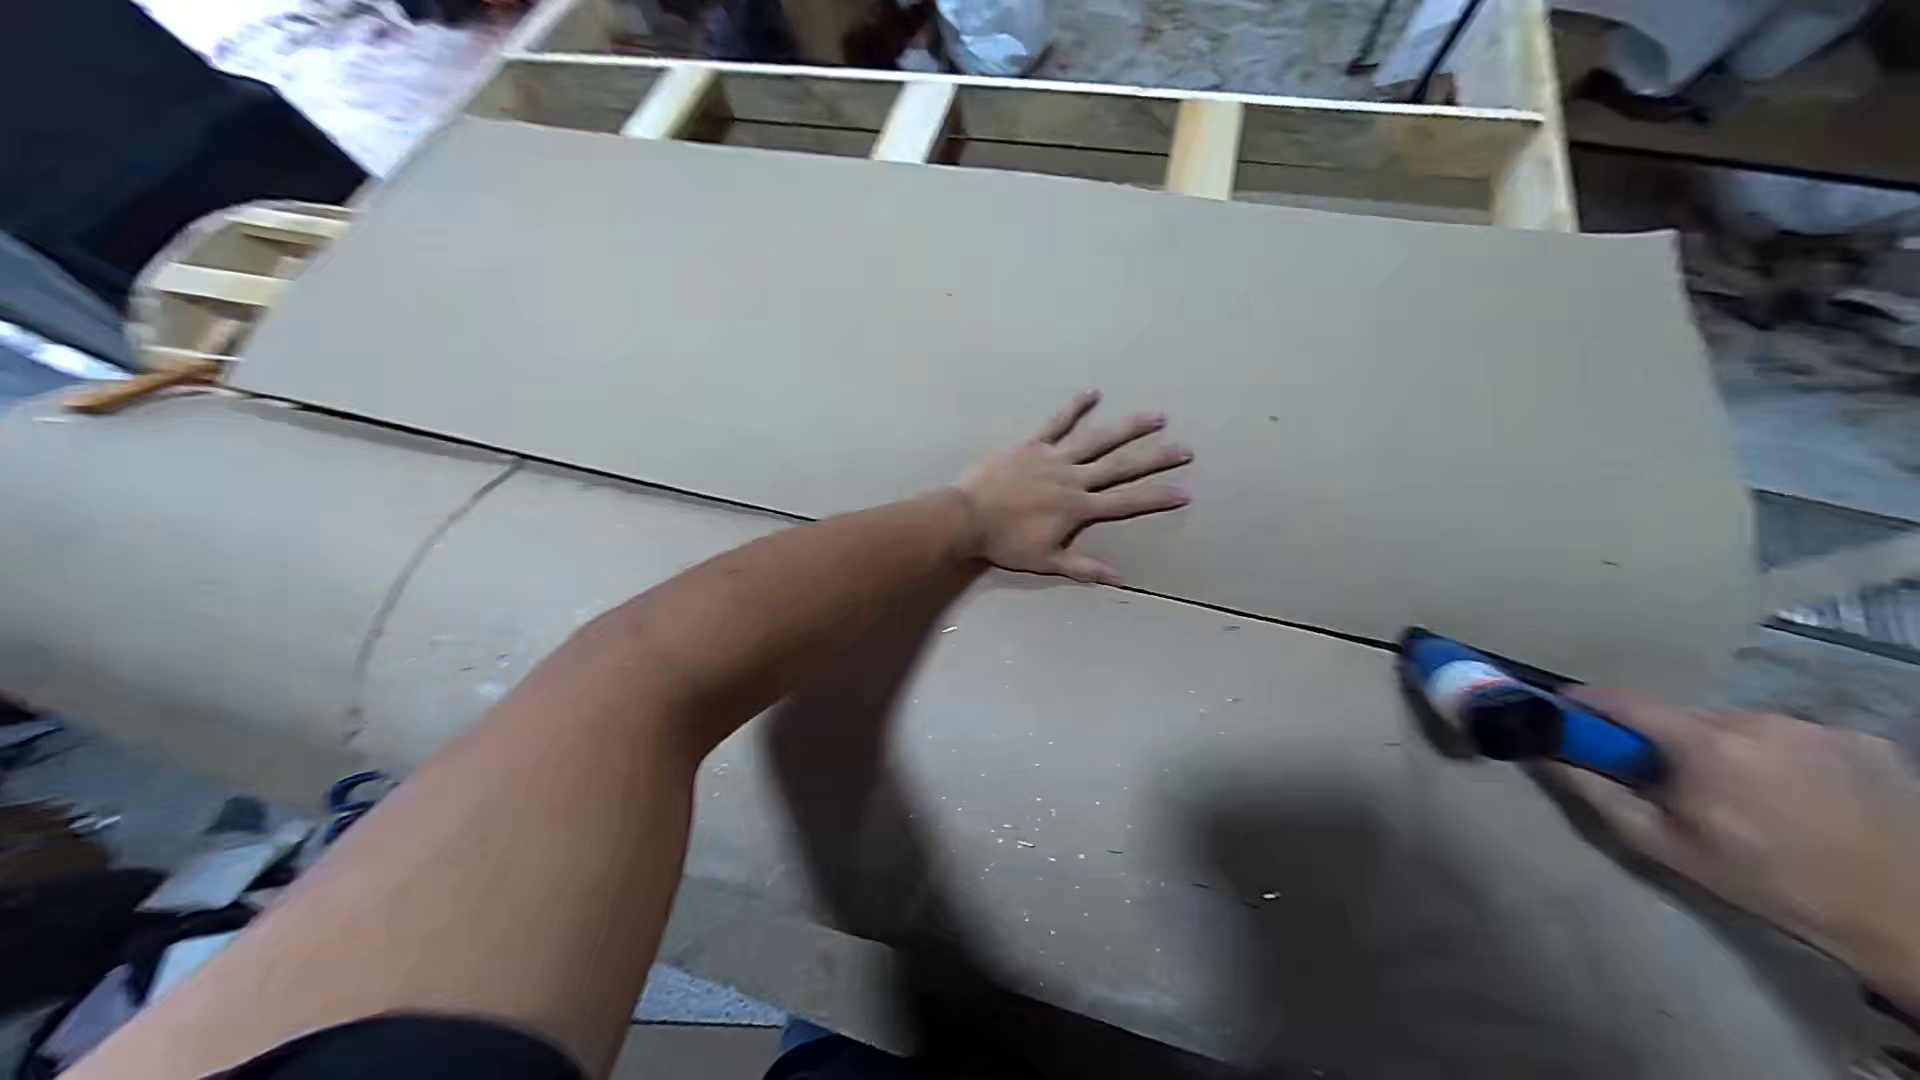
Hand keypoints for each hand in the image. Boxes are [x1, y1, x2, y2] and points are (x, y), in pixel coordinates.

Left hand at [955, 390, 1191, 584]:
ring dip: (1128, 427)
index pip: (1126, 502)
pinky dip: (1074, 407)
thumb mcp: (1046, 561)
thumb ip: (1083, 566)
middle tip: (1184, 448)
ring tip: (1156, 417)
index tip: (1184, 492)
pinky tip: (1093, 392)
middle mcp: (1073, 478)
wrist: (967, 518)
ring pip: (1097, 439)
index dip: (1156, 498)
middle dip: (1155, 458)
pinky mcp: (1032, 444)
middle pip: (1121, 466)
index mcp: (1078, 507)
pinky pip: (1056, 422)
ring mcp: (1053, 458)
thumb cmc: (1005, 543)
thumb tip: (1119, 577)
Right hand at [1551, 688, 1919, 1003]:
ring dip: (1723, 745)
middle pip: (1684, 714)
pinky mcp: (1864, 740)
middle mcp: (1759, 722)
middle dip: (1665, 737)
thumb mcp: (1663, 844)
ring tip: (1740, 790)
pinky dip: (1778, 753)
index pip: (1623, 700)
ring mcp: (1818, 729)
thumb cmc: (1766, 881)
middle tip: (1669, 775)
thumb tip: (1545, 754)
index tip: (1566, 708)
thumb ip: (1596, 793)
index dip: (1587, 700)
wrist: (1905, 918)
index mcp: (1705, 745)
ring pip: (1738, 723)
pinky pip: (1793, 734)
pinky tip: (1796, 791)